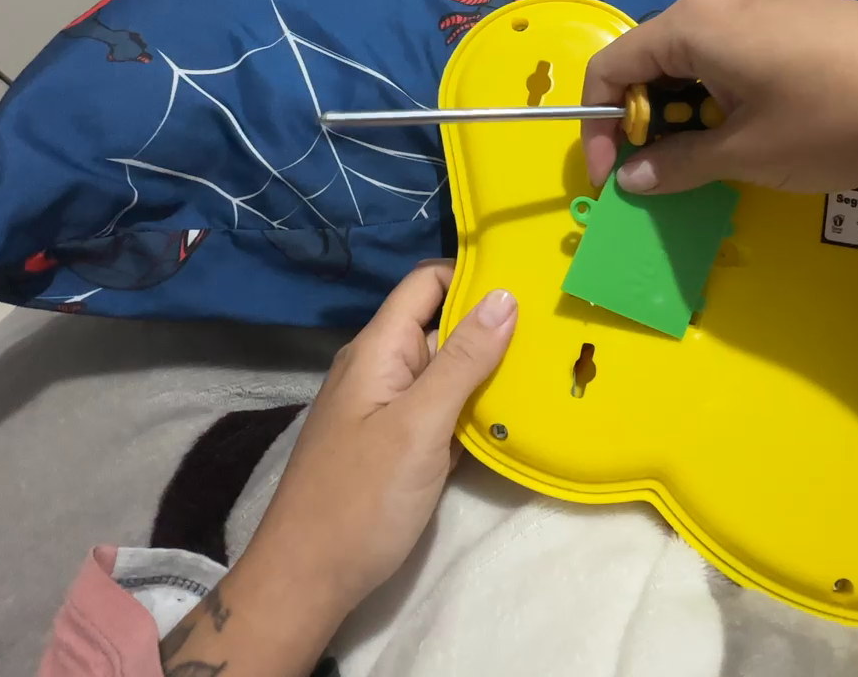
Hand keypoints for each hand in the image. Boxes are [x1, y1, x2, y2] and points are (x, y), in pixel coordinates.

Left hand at [157, 262, 516, 675]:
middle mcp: (383, 367)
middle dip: (491, 323)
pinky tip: (515, 410)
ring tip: (546, 362)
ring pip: (447, 368)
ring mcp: (390, 405)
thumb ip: (463, 359)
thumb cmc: (360, 498)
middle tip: (550, 326)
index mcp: (379, 348)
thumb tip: (505, 295)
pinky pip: (444, 405)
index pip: (427, 283)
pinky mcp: (400, 440)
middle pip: (442, 324)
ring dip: (488, 367)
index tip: (527, 278)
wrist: (307, 583)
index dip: (472, 273)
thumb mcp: (419, 424)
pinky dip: (475, 404)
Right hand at [580, 0, 857, 260]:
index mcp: (691, 25)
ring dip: (684, 106)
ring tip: (714, 149)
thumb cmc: (830, 120)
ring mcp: (762, 0)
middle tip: (664, 168)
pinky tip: (757, 119)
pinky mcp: (796, 12)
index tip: (613, 176)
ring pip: (693, 55)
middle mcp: (718, 0)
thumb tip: (633, 180)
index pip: (611, 67)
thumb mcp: (745, 153)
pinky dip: (720, 88)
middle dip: (645, 117)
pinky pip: (732, 48)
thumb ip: (677, 165)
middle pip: (651, 58)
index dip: (598, 125)